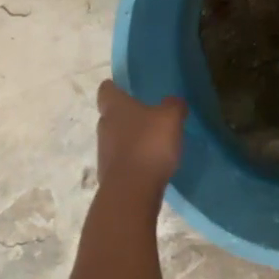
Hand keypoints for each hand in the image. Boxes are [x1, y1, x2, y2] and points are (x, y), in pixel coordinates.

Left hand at [95, 81, 185, 199]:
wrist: (131, 192)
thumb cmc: (149, 144)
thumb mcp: (171, 118)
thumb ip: (173, 105)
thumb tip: (173, 102)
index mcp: (115, 107)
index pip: (106, 90)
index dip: (113, 87)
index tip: (122, 87)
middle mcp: (104, 127)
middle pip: (110, 116)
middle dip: (125, 115)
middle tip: (145, 114)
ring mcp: (104, 153)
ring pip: (115, 139)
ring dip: (129, 139)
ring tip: (151, 141)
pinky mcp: (109, 176)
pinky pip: (121, 161)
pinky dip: (132, 159)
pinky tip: (149, 163)